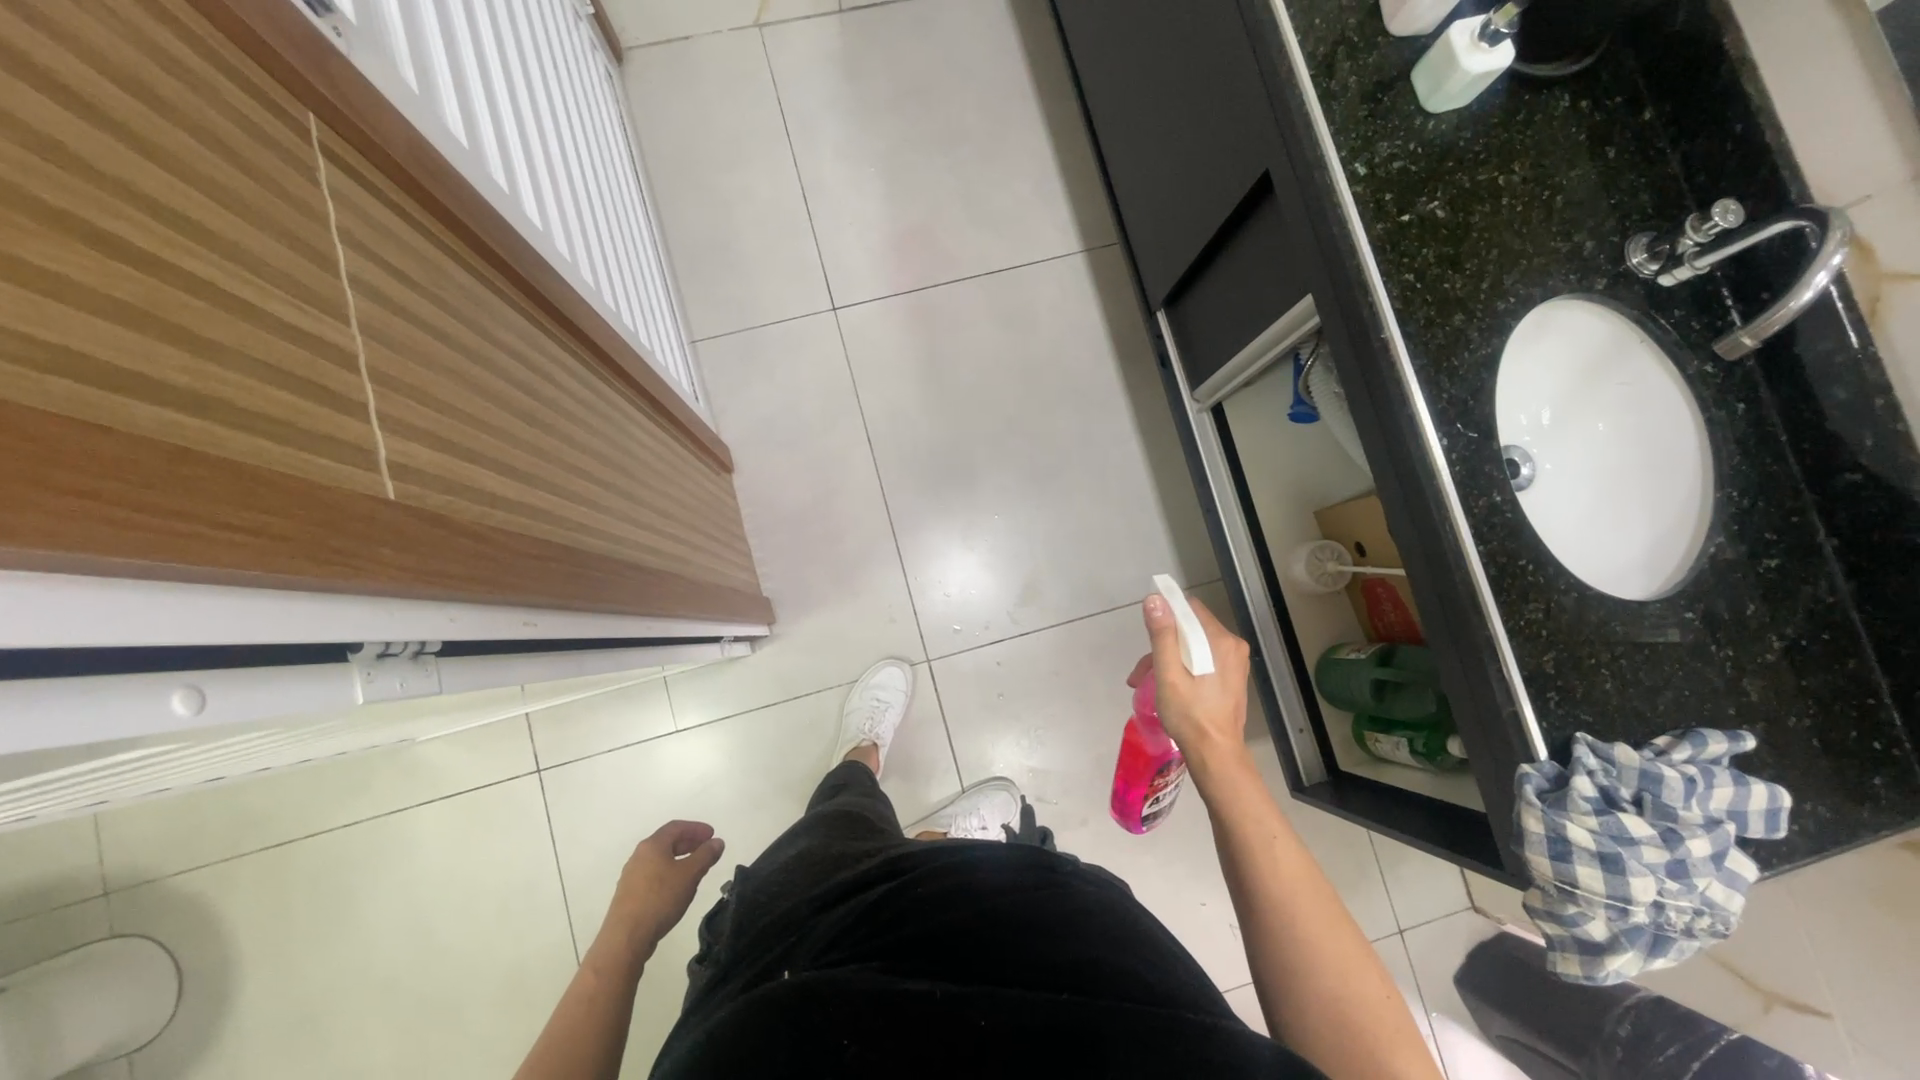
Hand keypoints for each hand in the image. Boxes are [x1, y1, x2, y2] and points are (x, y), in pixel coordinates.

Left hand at [596, 820, 725, 967]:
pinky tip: (678, 888)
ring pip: (660, 860)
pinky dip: (670, 873)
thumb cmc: (660, 899)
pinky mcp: (630, 894)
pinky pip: (654, 875)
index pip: (676, 827)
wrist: (626, 936)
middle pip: (666, 842)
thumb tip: (717, 842)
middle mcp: (639, 856)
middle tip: (707, 849)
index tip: (712, 834)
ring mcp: (632, 876)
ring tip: (696, 868)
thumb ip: (705, 855)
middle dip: (689, 842)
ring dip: (680, 859)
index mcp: (652, 846)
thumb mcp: (690, 875)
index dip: (696, 828)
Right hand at [1127, 592, 1252, 775]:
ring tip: (1145, 685)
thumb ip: (1163, 635)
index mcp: (1221, 641)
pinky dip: (1183, 668)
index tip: (1147, 636)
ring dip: (1168, 660)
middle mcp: (1233, 646)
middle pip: (1190, 630)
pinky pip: (1203, 661)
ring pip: (1194, 647)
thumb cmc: (1190, 715)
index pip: (1190, 609)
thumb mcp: (1168, 674)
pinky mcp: (1231, 678)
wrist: (1216, 755)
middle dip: (1162, 646)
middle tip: (1140, 674)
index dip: (1166, 616)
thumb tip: (1155, 599)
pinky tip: (1167, 688)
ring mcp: (1235, 663)